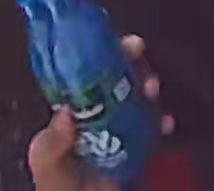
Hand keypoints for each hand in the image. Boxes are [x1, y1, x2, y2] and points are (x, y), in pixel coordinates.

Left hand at [27, 35, 173, 190]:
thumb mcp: (48, 169)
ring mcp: (117, 132)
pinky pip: (151, 128)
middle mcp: (96, 116)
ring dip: (147, 86)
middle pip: (116, 78)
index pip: (88, 73)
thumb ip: (49, 147)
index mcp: (73, 114)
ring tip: (153, 87)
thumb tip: (65, 113)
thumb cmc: (63, 190)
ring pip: (136, 98)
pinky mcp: (134, 150)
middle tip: (138, 50)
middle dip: (129, 60)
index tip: (113, 38)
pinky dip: (160, 121)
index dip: (102, 53)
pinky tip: (166, 123)